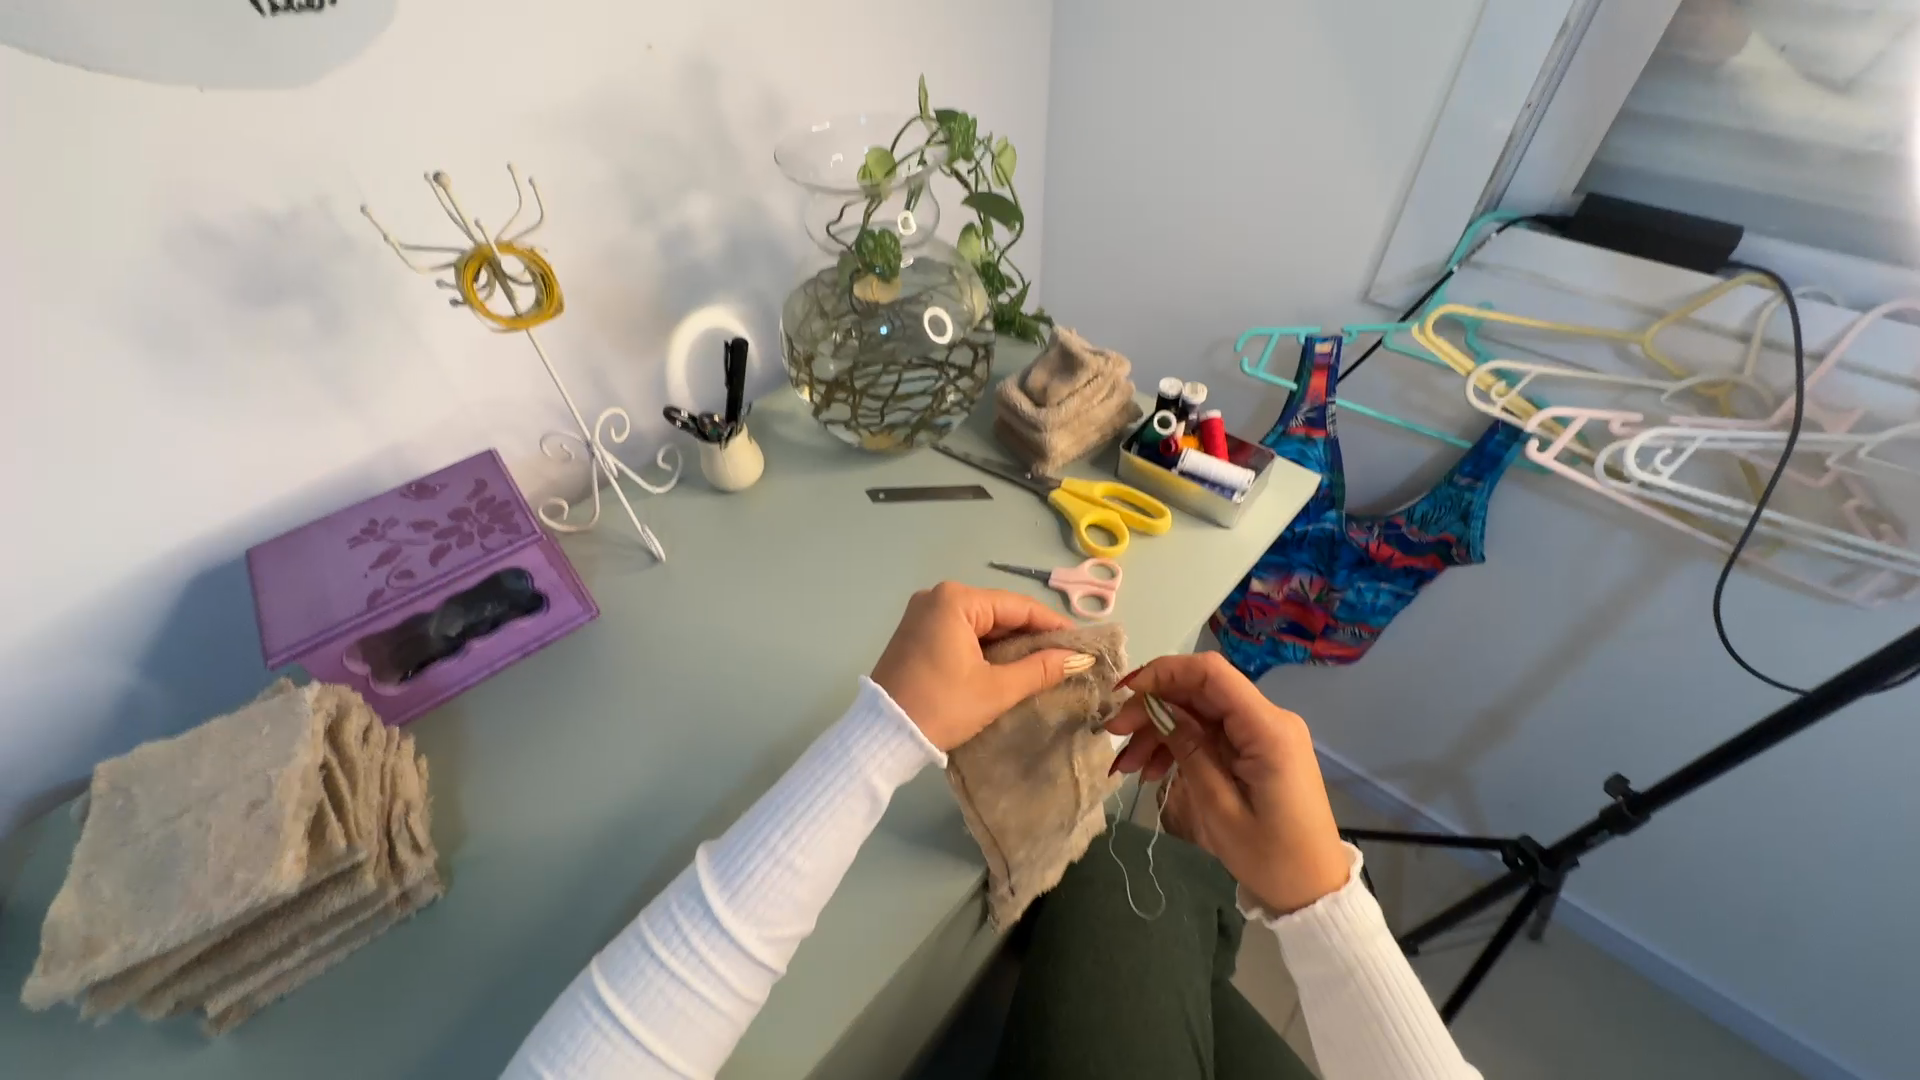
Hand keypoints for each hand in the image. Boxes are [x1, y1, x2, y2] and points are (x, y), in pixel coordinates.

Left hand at [871, 582, 1088, 751]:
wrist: (882, 737)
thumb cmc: (941, 707)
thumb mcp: (996, 689)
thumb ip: (1040, 669)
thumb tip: (1079, 658)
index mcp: (955, 600)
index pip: (1018, 606)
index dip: (1053, 625)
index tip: (1082, 644)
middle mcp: (937, 596)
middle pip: (999, 611)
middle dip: (1031, 635)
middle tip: (1066, 656)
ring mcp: (924, 614)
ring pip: (981, 623)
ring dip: (1010, 643)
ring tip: (1044, 664)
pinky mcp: (917, 633)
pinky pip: (962, 632)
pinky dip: (986, 647)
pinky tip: (1009, 665)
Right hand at [1107, 653, 1350, 914]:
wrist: (1313, 892)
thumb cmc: (1270, 857)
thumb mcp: (1219, 806)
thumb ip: (1189, 748)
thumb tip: (1156, 706)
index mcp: (1267, 728)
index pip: (1210, 673)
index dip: (1163, 673)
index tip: (1124, 694)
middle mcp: (1267, 718)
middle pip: (1198, 691)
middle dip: (1151, 706)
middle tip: (1114, 734)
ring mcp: (1261, 732)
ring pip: (1196, 711)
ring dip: (1158, 729)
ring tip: (1127, 765)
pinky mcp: (1253, 747)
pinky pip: (1208, 731)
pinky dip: (1176, 743)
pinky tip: (1151, 770)